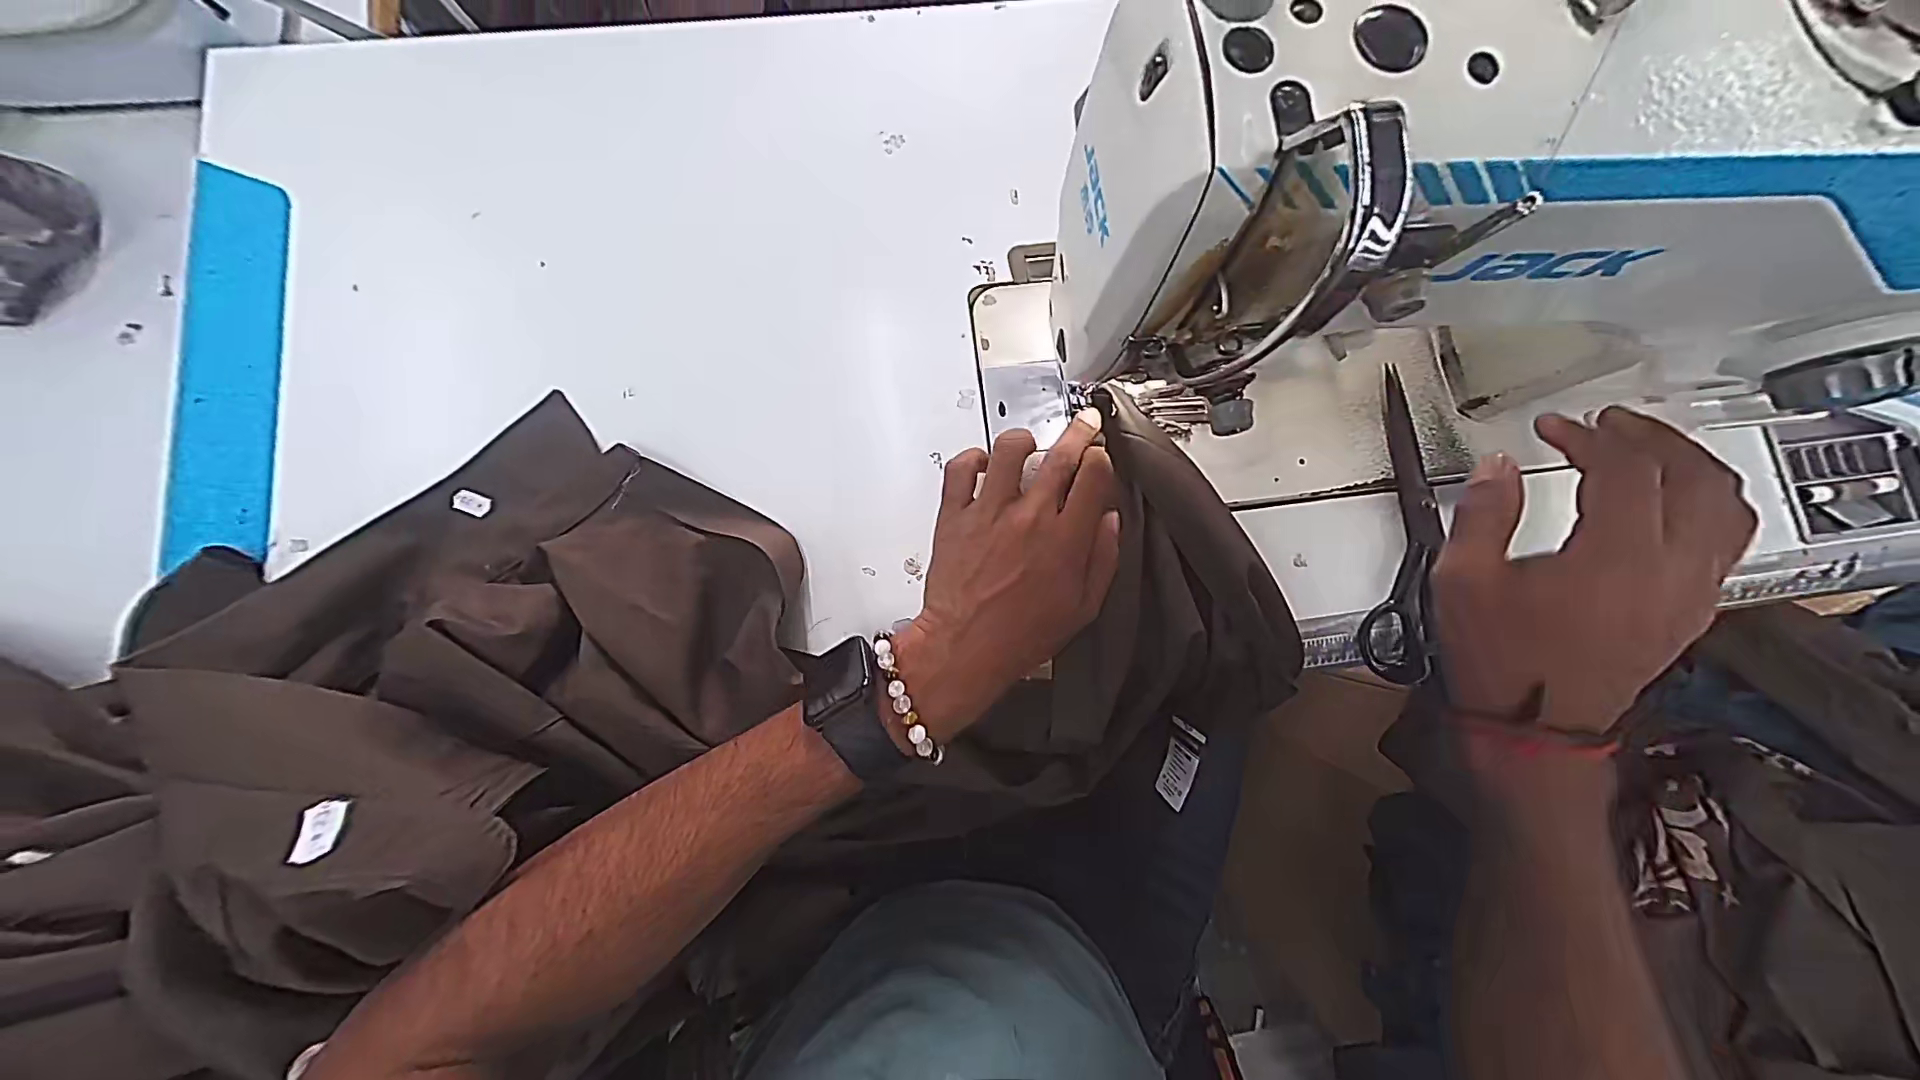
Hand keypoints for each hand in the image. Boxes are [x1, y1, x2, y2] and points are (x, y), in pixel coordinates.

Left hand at [889, 409, 1122, 738]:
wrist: (965, 647)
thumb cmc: (1020, 634)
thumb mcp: (1082, 607)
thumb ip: (1102, 559)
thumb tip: (1110, 524)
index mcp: (1065, 539)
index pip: (1094, 476)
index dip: (1101, 459)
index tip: (1100, 457)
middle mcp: (1029, 518)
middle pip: (1060, 456)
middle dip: (1078, 433)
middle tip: (1083, 426)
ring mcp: (990, 513)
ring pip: (1009, 450)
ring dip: (1024, 439)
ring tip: (1029, 444)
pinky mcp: (956, 516)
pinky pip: (961, 470)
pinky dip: (972, 458)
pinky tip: (982, 463)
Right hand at [1431, 407, 1756, 733]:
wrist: (1534, 723)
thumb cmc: (1498, 656)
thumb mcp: (1461, 580)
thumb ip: (1481, 516)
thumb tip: (1496, 468)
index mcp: (1612, 559)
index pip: (1624, 471)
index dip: (1587, 438)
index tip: (1554, 429)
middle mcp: (1669, 571)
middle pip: (1692, 478)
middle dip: (1648, 438)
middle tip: (1606, 424)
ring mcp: (1690, 593)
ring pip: (1727, 507)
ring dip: (1690, 465)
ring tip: (1648, 450)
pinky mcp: (1691, 611)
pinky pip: (1727, 541)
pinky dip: (1705, 504)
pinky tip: (1671, 503)